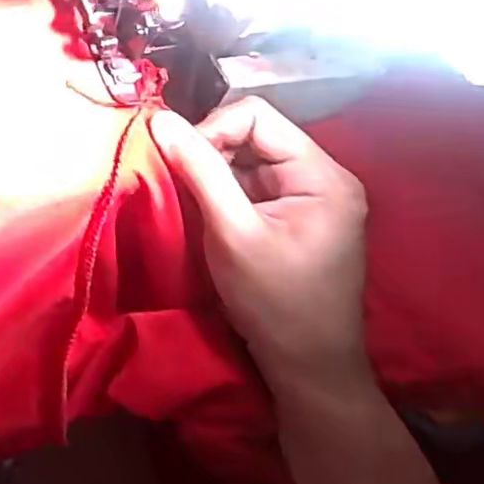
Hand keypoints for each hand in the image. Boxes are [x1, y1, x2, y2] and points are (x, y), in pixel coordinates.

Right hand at [151, 98, 370, 388]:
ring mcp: (311, 194)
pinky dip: (223, 185)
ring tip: (200, 201)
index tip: (184, 162)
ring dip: (214, 168)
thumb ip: (199, 169)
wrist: (308, 367)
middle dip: (211, 149)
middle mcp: (324, 176)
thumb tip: (160, 119)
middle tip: (188, 184)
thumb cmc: (275, 301)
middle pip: (252, 130)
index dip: (213, 129)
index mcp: (323, 176)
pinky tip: (213, 211)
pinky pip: (250, 176)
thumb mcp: (231, 231)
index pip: (256, 116)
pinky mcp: (295, 210)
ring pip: (247, 152)